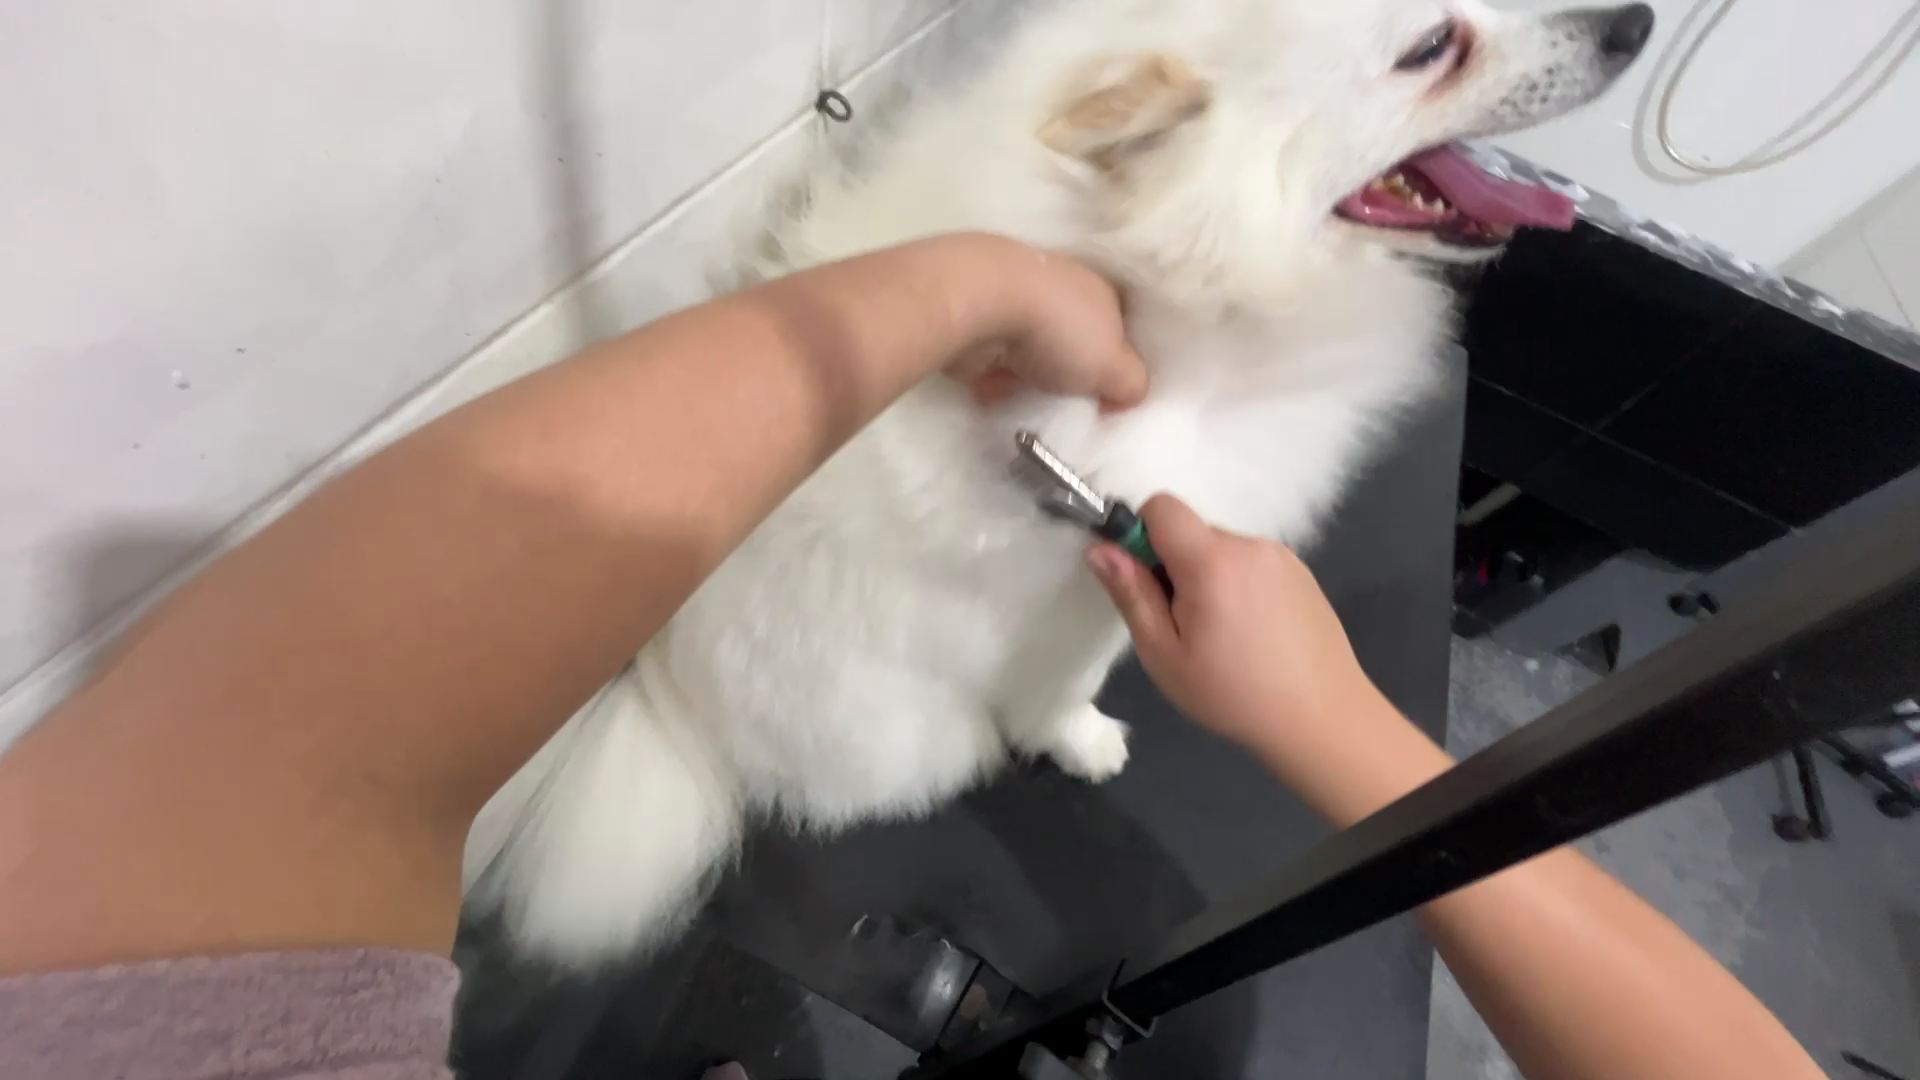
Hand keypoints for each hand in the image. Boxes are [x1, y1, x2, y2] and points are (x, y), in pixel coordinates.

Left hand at [938, 236, 1147, 408]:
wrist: (981, 306)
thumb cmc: (1060, 330)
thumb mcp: (1114, 366)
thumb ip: (1131, 384)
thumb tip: (1127, 396)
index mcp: (1101, 289)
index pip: (1121, 325)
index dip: (1119, 360)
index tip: (1111, 395)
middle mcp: (1061, 290)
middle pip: (1075, 341)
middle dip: (1072, 374)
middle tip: (1072, 407)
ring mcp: (1017, 303)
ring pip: (1033, 353)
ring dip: (1030, 380)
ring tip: (1031, 408)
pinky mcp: (981, 322)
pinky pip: (995, 362)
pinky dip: (996, 382)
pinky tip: (997, 399)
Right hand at [1085, 494, 1372, 753]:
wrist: (1324, 721)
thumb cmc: (1232, 693)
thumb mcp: (1163, 653)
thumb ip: (1131, 594)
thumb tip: (1099, 548)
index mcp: (1212, 561)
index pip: (1161, 506)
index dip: (1139, 532)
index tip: (1142, 578)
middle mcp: (1249, 545)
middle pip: (1190, 531)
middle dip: (1173, 564)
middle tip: (1180, 622)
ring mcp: (1281, 557)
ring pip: (1220, 548)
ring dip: (1206, 575)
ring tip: (1219, 632)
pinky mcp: (1301, 573)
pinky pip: (1249, 562)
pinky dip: (1235, 584)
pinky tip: (1249, 632)